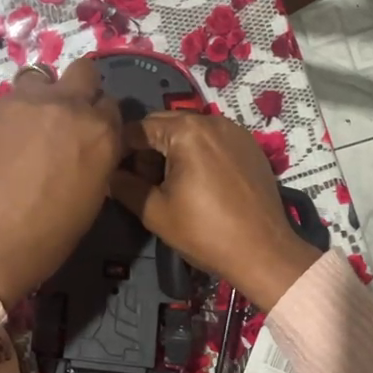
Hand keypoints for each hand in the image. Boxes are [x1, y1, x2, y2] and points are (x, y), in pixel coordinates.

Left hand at [0, 60, 126, 303]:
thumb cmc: (45, 236)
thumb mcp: (91, 200)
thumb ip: (96, 159)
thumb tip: (88, 149)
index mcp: (100, 132)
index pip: (111, 106)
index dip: (101, 120)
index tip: (91, 137)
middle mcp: (67, 106)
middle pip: (84, 72)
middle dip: (79, 91)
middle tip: (65, 121)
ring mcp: (26, 102)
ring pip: (41, 78)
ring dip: (42, 97)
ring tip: (28, 128)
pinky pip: (9, 100)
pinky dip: (11, 116)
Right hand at [110, 112, 321, 308]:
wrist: (264, 252)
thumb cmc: (205, 232)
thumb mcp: (155, 212)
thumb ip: (125, 187)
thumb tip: (108, 175)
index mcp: (186, 131)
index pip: (138, 128)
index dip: (121, 149)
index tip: (114, 171)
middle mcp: (211, 120)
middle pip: (165, 124)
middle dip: (148, 148)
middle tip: (142, 181)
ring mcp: (235, 131)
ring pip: (190, 131)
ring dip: (173, 150)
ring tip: (170, 184)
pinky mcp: (250, 146)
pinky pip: (213, 140)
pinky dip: (198, 153)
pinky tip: (199, 183)